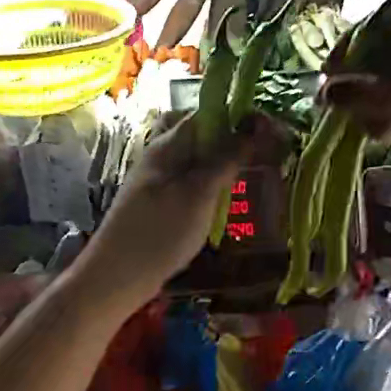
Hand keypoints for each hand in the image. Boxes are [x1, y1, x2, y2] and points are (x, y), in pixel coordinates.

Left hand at [78, 115, 258, 307]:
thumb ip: (227, 158)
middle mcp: (161, 156)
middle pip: (203, 135)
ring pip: (198, 160)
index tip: (274, 129)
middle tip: (267, 153)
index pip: (208, 114)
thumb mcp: (199, 193)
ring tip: (254, 174)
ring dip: (224, 163)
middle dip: (234, 139)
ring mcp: (158, 181)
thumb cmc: (159, 233)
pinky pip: (191, 182)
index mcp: (168, 145)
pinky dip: (212, 184)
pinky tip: (227, 199)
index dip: (240, 116)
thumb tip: (256, 123)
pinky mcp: (160, 204)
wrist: (117, 277)